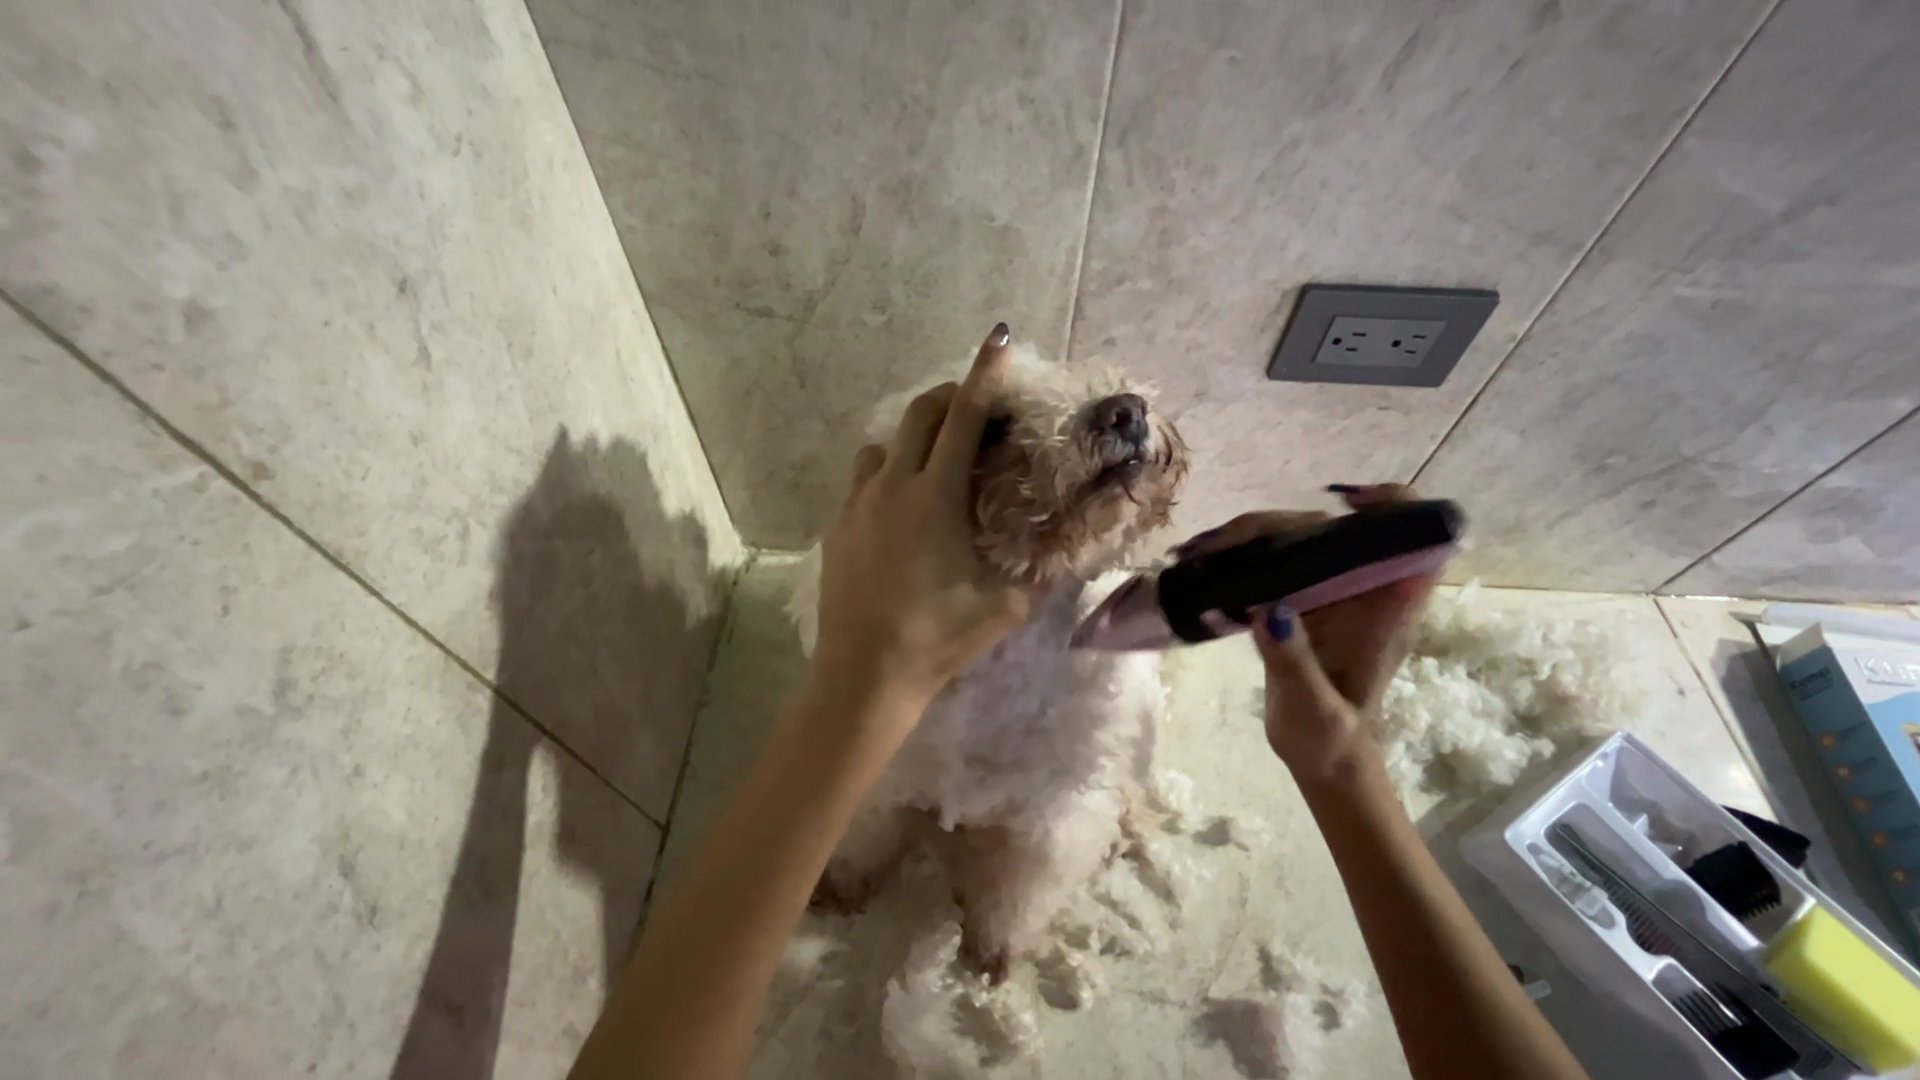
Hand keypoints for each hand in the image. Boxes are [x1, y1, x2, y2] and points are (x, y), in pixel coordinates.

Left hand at [810, 324, 1037, 715]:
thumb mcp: (1006, 606)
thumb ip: (1045, 571)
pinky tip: (901, 509)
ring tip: (935, 465)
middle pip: (918, 414)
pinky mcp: (836, 526)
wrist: (864, 673)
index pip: (965, 419)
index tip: (997, 341)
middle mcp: (892, 486)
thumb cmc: (939, 638)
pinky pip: (862, 479)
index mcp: (936, 497)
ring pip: (883, 445)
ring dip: (912, 439)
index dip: (984, 376)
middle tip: (976, 410)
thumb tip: (1080, 548)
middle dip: (949, 399)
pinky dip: (887, 474)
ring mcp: (856, 504)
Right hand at [1176, 485, 1442, 779]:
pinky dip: (1240, 555)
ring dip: (1248, 538)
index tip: (1341, 505)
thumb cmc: (1330, 739)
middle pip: (1334, 530)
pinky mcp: (1303, 602)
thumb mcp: (1314, 709)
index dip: (1393, 507)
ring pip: (1299, 539)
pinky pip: (1276, 561)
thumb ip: (1293, 663)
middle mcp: (1364, 592)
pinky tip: (1201, 563)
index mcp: (1387, 610)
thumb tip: (1269, 609)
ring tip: (1194, 552)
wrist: (1321, 758)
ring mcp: (1332, 594)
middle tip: (1219, 545)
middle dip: (1277, 525)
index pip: (1416, 540)